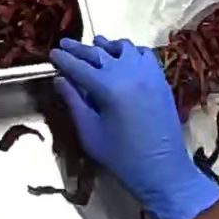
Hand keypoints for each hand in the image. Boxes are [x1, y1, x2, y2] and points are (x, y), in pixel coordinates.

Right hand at [50, 36, 218, 218]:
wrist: (165, 174)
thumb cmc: (123, 158)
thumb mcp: (90, 133)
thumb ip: (73, 101)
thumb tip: (59, 79)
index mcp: (107, 87)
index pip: (77, 65)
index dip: (62, 58)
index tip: (52, 53)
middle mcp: (126, 73)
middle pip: (97, 52)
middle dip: (78, 48)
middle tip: (65, 44)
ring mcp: (147, 74)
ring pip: (122, 46)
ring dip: (105, 46)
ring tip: (95, 48)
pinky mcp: (160, 80)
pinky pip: (143, 54)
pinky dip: (130, 51)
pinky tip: (123, 59)